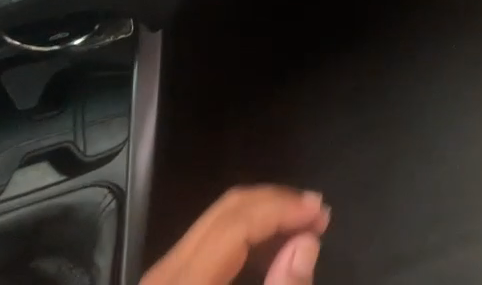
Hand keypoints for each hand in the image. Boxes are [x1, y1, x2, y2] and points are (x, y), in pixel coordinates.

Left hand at [141, 186, 328, 284]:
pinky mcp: (165, 282)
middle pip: (226, 211)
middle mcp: (164, 272)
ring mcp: (160, 276)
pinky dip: (246, 233)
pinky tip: (271, 245)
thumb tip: (306, 241)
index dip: (282, 209)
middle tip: (318, 214)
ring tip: (303, 226)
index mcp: (181, 283)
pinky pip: (208, 240)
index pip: (236, 224)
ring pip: (217, 220)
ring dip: (264, 215)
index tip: (321, 213)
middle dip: (277, 204)